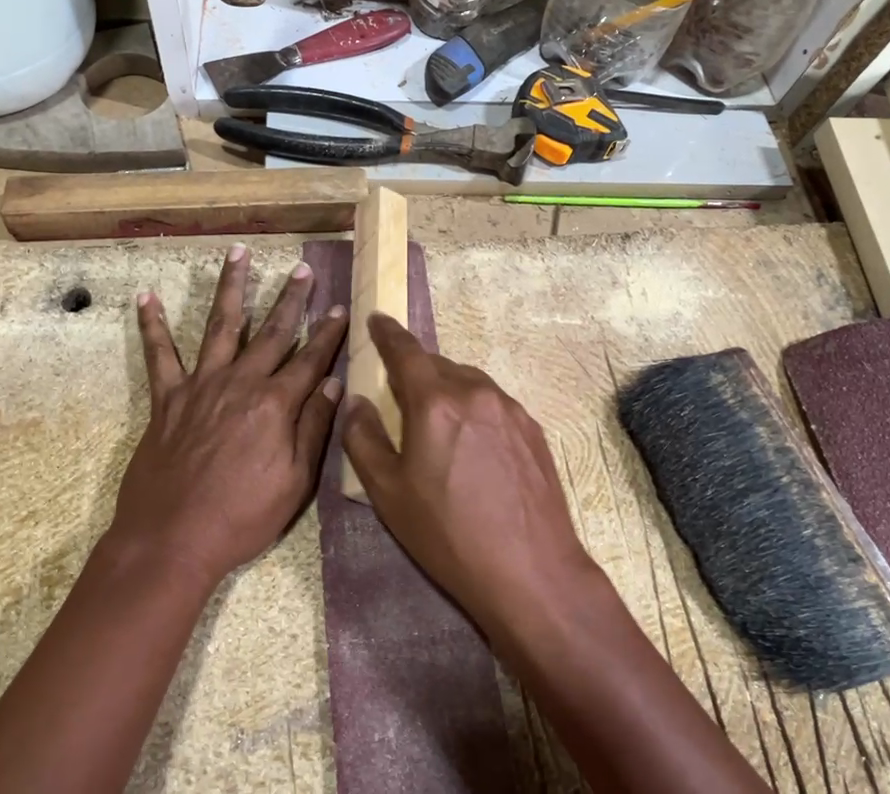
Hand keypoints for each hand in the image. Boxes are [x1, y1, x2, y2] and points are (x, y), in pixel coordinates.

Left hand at [111, 244, 348, 586]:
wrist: (172, 538)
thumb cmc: (242, 518)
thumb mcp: (295, 482)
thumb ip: (313, 428)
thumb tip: (335, 384)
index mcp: (275, 405)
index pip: (311, 359)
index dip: (328, 333)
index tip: (341, 307)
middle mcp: (240, 384)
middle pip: (271, 332)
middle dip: (291, 300)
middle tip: (302, 269)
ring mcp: (200, 386)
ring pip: (220, 326)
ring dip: (232, 288)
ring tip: (239, 253)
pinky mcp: (167, 399)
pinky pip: (159, 354)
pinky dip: (152, 324)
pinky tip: (146, 295)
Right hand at [341, 313, 596, 631]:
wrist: (530, 571)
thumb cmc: (447, 534)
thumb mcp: (387, 493)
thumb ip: (363, 439)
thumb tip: (357, 403)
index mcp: (435, 402)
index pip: (405, 351)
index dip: (387, 333)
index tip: (377, 319)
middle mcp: (475, 393)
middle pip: (437, 365)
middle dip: (414, 371)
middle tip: (398, 393)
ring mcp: (510, 410)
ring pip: (468, 383)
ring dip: (446, 390)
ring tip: (435, 424)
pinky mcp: (533, 431)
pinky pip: (492, 404)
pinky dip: (473, 410)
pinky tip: (470, 446)